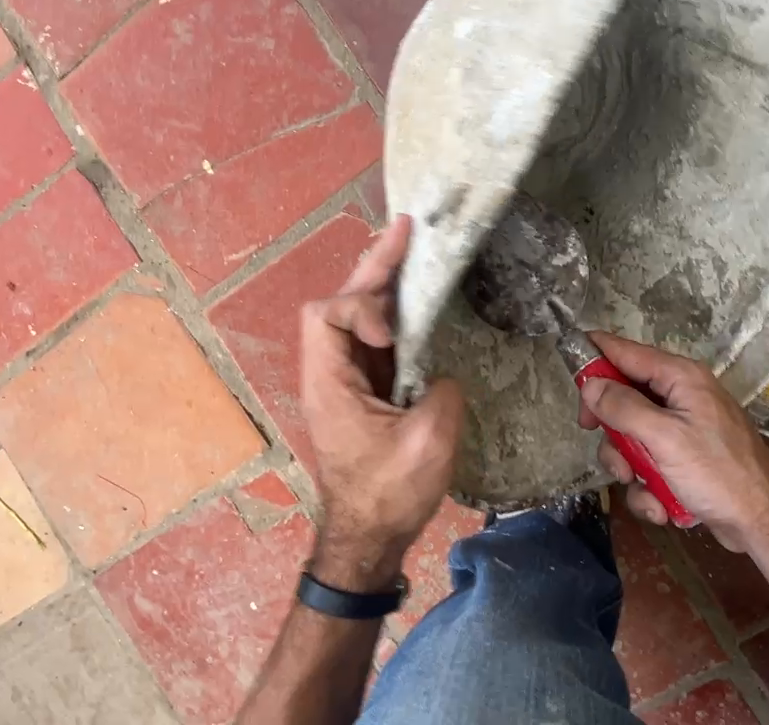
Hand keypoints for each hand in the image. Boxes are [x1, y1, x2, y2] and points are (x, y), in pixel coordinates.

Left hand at [299, 215, 463, 590]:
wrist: (368, 539)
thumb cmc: (388, 495)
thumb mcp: (427, 444)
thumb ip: (441, 392)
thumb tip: (443, 372)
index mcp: (330, 383)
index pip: (325, 317)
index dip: (359, 308)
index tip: (390, 335)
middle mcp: (332, 372)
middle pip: (341, 302)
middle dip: (375, 267)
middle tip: (407, 230)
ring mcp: (350, 378)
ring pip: (359, 313)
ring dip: (385, 280)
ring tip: (415, 246)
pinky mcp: (369, 386)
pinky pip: (378, 334)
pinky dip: (397, 308)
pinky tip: (420, 292)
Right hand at [577, 333, 768, 551]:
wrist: (762, 522)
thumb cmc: (717, 472)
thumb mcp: (664, 438)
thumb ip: (623, 408)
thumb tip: (590, 385)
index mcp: (680, 377)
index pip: (626, 351)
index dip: (595, 356)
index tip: (566, 364)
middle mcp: (680, 396)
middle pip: (624, 399)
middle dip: (614, 433)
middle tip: (611, 453)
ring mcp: (682, 429)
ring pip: (631, 438)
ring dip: (631, 468)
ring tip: (644, 487)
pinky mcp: (684, 459)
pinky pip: (648, 464)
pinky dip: (649, 487)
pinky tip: (663, 505)